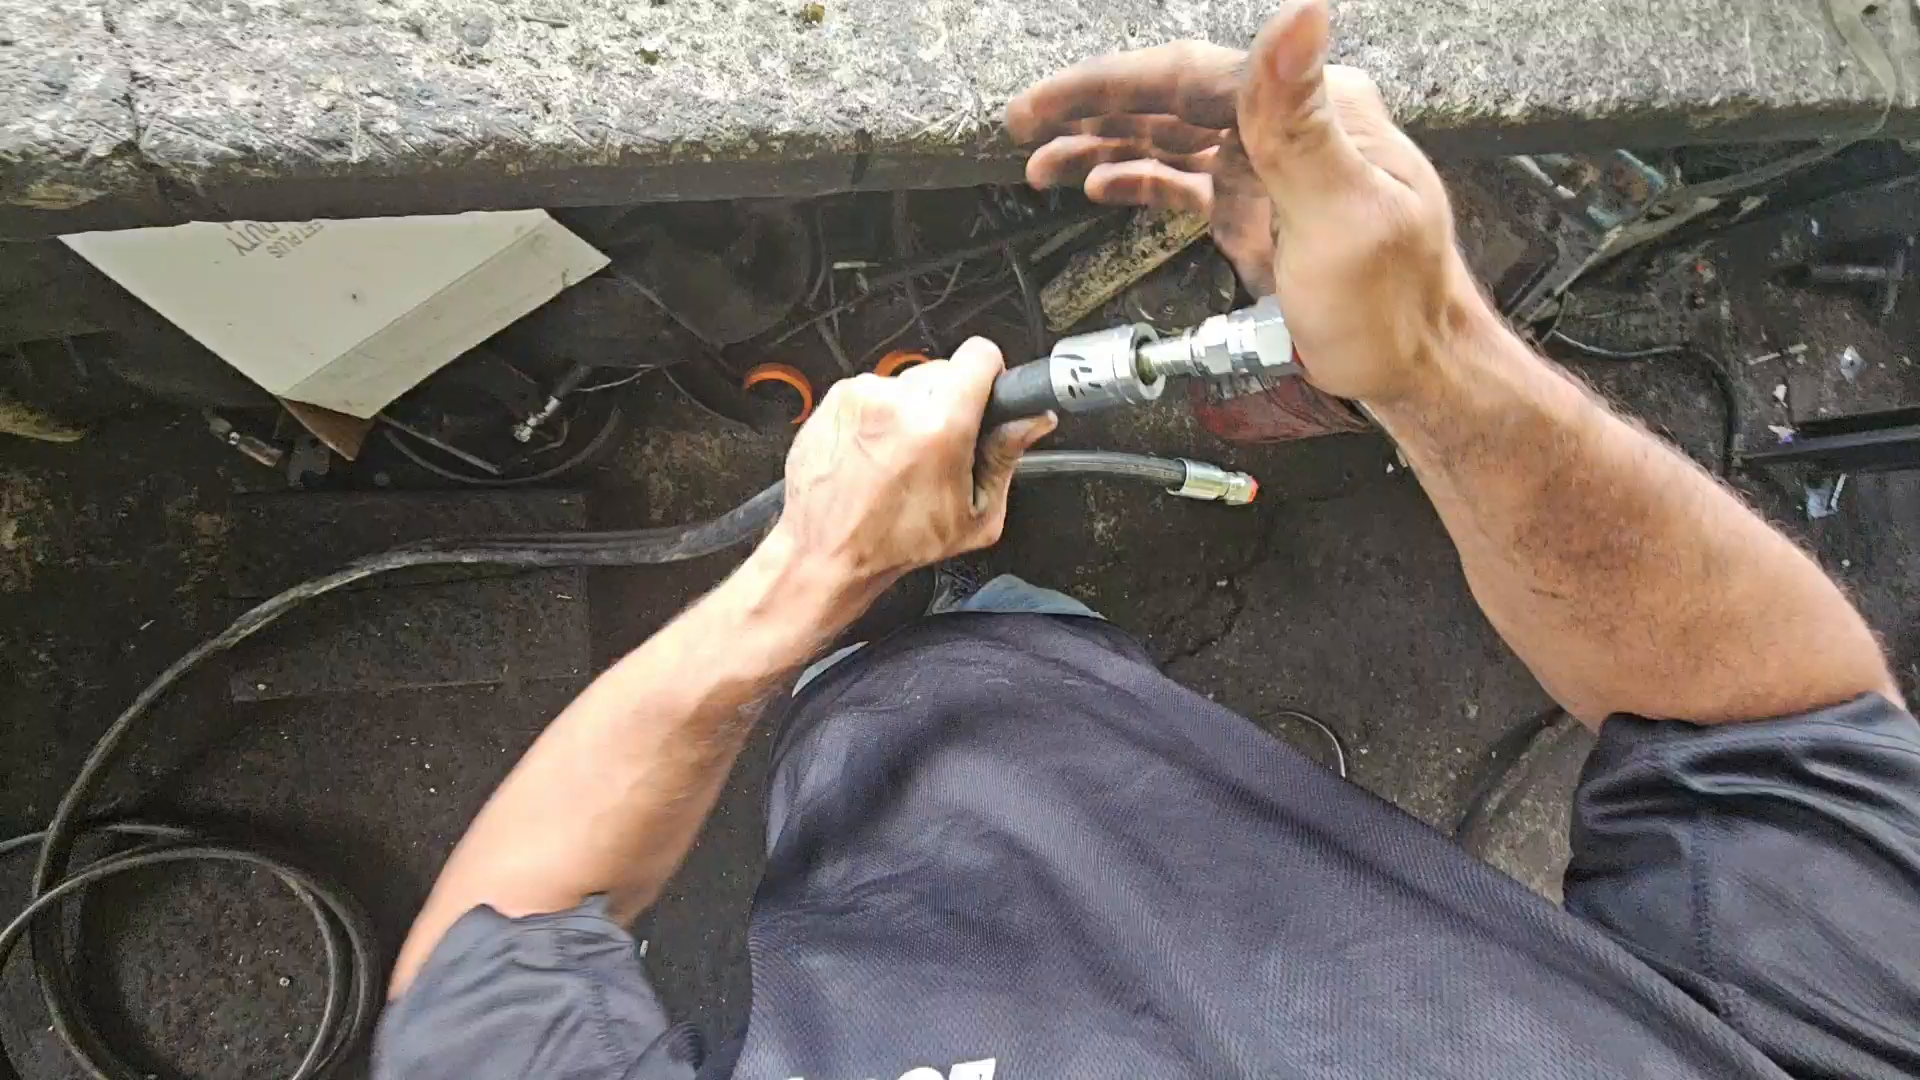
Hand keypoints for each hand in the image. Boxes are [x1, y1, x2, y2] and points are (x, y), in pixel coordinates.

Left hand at [772, 338, 1056, 591]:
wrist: (827, 551)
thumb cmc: (894, 543)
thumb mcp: (975, 517)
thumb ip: (1006, 458)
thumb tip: (1031, 423)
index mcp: (940, 425)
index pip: (981, 354)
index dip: (990, 375)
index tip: (986, 397)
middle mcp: (897, 401)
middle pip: (945, 369)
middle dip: (951, 402)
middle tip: (943, 447)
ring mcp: (861, 396)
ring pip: (909, 382)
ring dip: (914, 410)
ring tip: (905, 457)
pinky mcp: (836, 399)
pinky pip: (876, 393)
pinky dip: (881, 416)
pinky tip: (878, 454)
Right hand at [1006, 0, 1477, 403]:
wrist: (1404, 358)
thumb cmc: (1389, 302)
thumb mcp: (1345, 215)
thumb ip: (1303, 125)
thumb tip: (1296, 18)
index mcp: (1309, 113)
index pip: (1187, 79)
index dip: (1106, 88)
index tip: (1047, 105)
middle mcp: (1281, 130)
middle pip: (1166, 103)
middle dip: (1090, 113)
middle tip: (1027, 125)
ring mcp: (1261, 171)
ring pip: (1165, 142)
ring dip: (1102, 149)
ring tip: (1046, 164)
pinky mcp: (1248, 211)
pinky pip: (1181, 183)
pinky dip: (1138, 182)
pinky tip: (1104, 186)